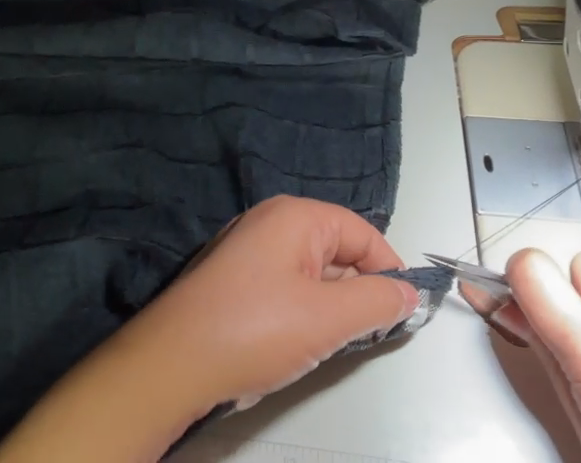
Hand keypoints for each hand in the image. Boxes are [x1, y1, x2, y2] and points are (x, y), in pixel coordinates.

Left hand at [0, 196, 418, 461]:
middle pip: (335, 249)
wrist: (173, 364)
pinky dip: (303, 311)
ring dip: (331, 304)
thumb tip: (407, 292)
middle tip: (373, 331)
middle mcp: (269, 224)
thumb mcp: (327, 319)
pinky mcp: (233, 282)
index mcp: (293, 216)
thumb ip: (376, 301)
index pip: (360, 231)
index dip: (389, 268)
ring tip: (335, 341)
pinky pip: (285, 287)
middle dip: (359, 289)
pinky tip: (301, 342)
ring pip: (310, 272)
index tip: (407, 308)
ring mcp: (247, 251)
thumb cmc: (253, 330)